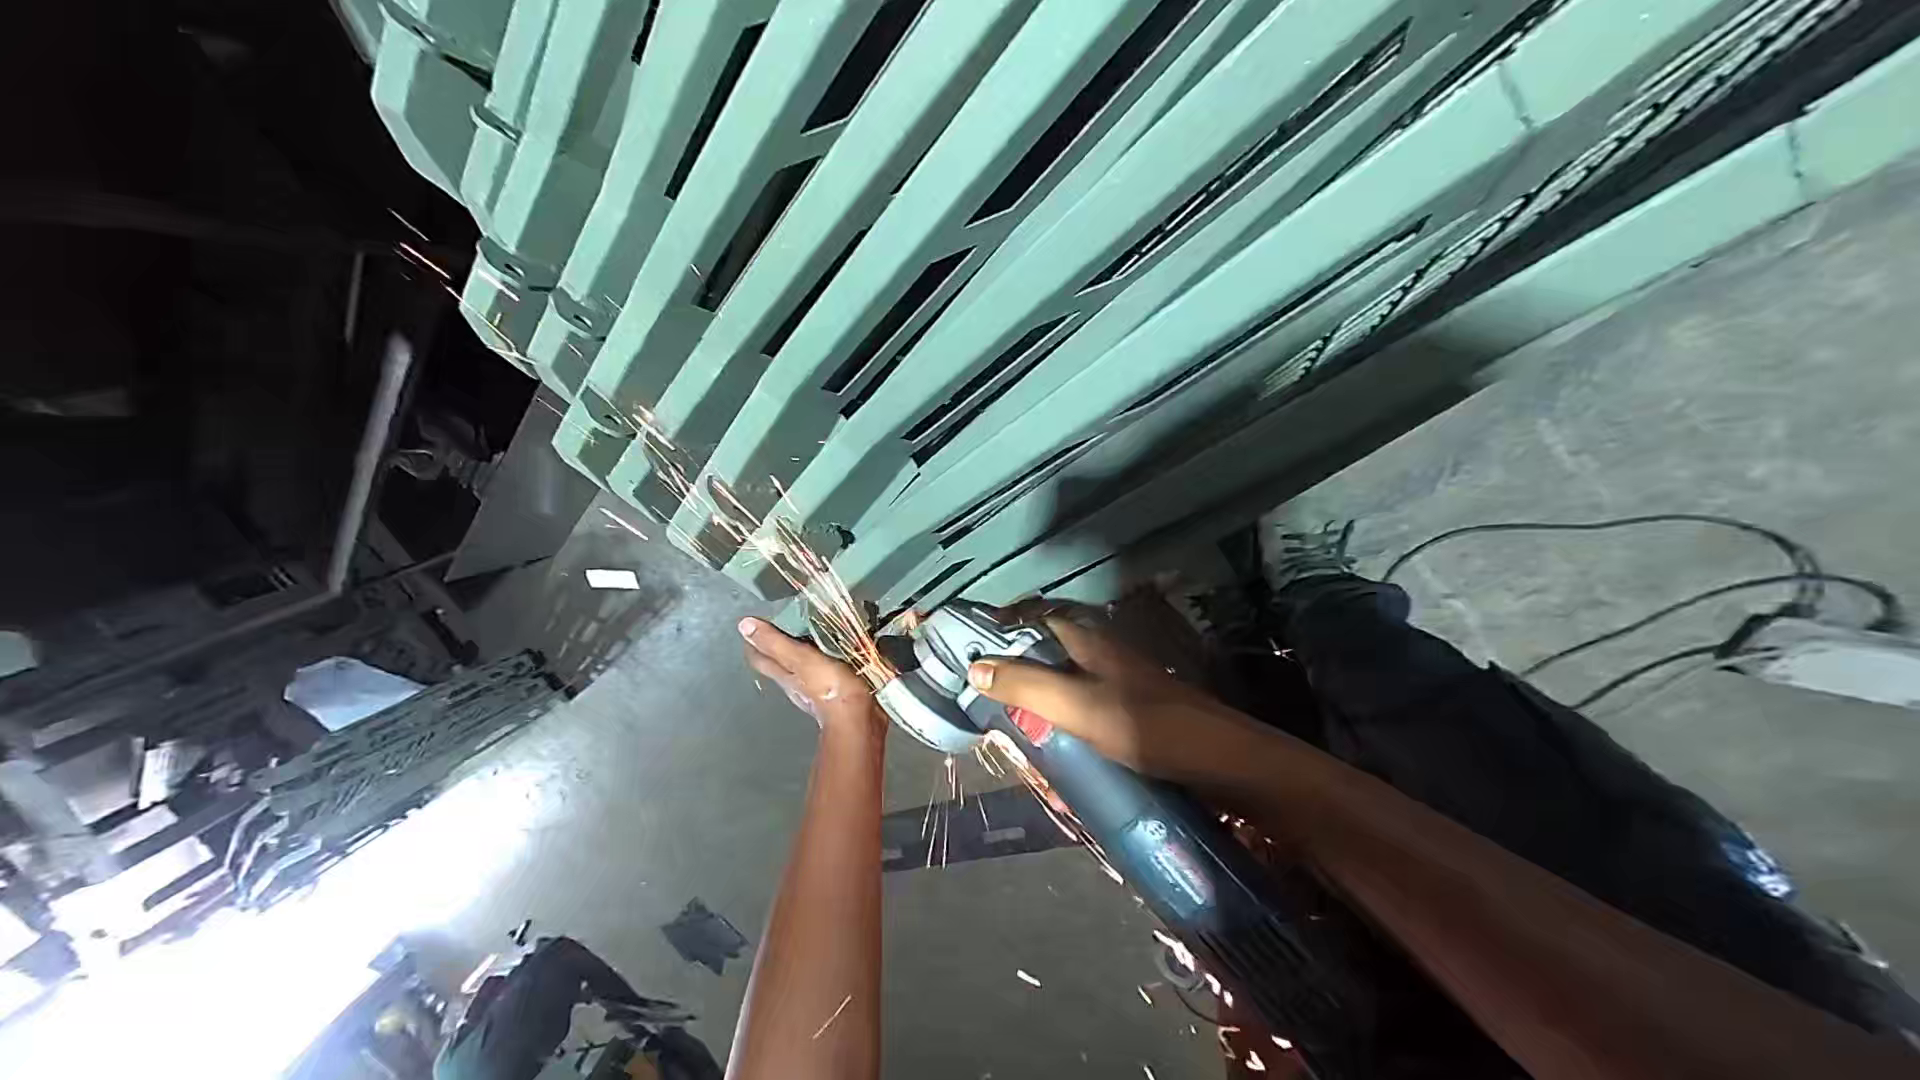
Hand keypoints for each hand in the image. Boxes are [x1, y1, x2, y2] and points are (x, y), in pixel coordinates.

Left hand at [740, 617, 885, 741]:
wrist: (859, 717)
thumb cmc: (828, 688)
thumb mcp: (799, 659)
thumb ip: (775, 643)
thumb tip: (744, 626)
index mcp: (784, 675)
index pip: (761, 657)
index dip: (755, 642)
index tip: (754, 625)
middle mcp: (797, 684)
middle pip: (781, 664)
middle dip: (779, 646)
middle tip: (783, 624)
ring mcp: (817, 690)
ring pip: (804, 669)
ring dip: (806, 653)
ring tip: (812, 633)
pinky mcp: (838, 692)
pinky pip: (828, 672)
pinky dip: (829, 660)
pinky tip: (838, 653)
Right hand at [964, 614, 1271, 783]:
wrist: (1224, 764)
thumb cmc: (1147, 727)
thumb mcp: (1077, 707)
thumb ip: (1026, 686)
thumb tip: (974, 668)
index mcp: (1089, 641)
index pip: (1035, 616)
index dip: (1002, 625)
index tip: (969, 645)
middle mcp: (1103, 653)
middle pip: (1047, 648)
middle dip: (1015, 666)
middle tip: (985, 694)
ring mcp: (1120, 681)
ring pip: (1065, 678)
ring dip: (1038, 696)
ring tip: (1013, 724)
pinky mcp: (1132, 710)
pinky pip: (1084, 705)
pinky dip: (1063, 717)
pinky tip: (1058, 745)